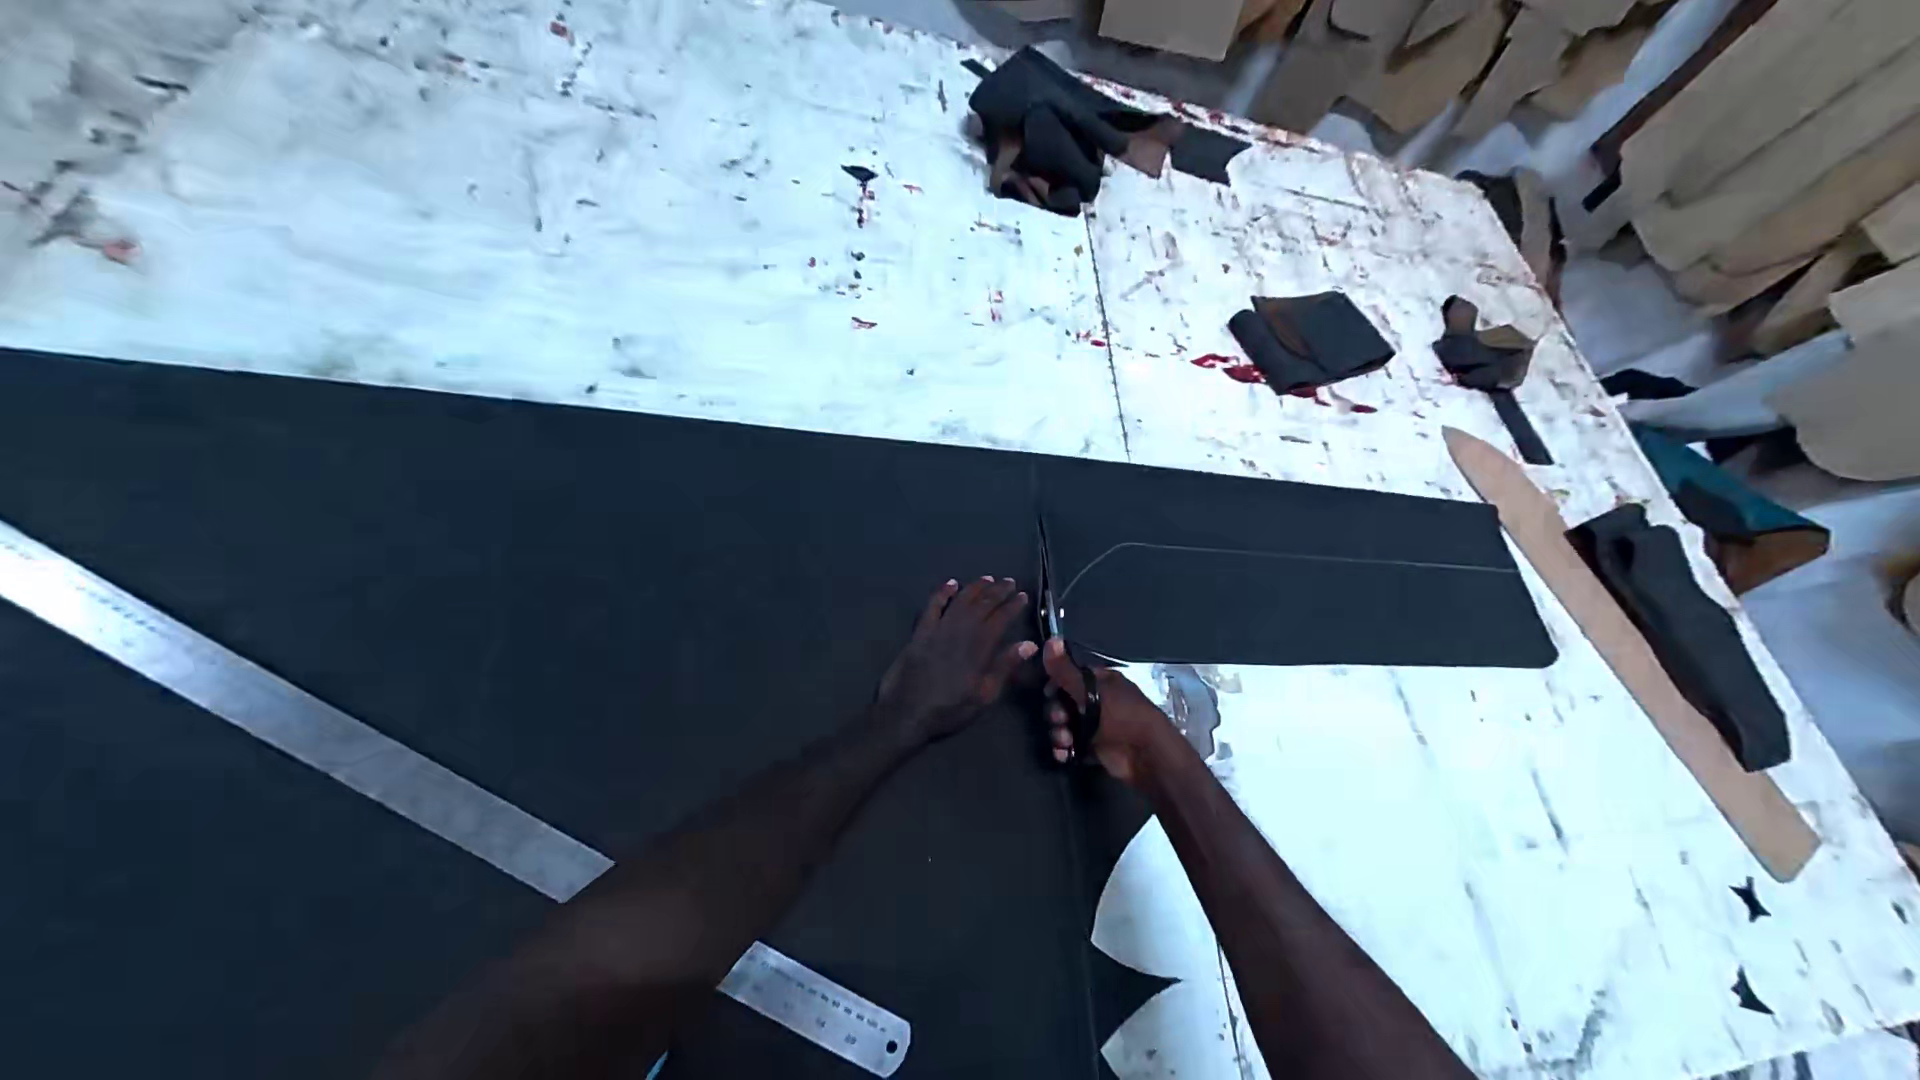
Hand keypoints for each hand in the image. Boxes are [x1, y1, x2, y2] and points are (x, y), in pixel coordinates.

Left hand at [873, 577, 1035, 745]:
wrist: (905, 713)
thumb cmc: (949, 709)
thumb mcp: (985, 696)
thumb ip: (1005, 667)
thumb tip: (1029, 644)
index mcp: (979, 647)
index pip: (1001, 618)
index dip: (1013, 605)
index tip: (1023, 596)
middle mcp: (961, 631)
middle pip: (982, 604)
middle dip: (998, 591)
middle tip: (1010, 582)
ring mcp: (938, 629)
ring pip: (960, 600)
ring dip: (975, 587)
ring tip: (988, 579)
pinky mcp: (920, 631)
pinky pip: (933, 605)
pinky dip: (942, 592)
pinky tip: (951, 584)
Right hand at [1042, 638, 1176, 786]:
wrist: (1146, 755)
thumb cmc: (1121, 715)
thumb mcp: (1091, 690)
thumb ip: (1066, 670)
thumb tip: (1050, 639)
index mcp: (1100, 682)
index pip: (1069, 676)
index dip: (1055, 684)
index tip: (1048, 693)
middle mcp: (1098, 701)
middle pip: (1064, 703)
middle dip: (1056, 713)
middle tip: (1059, 720)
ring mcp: (1096, 726)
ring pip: (1065, 725)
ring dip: (1059, 733)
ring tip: (1064, 741)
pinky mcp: (1095, 748)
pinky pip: (1071, 745)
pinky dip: (1064, 750)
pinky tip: (1063, 754)